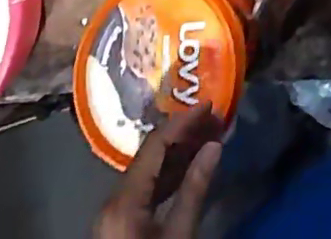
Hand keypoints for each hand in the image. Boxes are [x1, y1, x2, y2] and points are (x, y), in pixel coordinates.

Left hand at [94, 106, 224, 238]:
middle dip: (185, 133)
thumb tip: (215, 144)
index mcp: (124, 201)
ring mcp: (115, 213)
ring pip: (149, 170)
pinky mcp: (121, 225)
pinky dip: (170, 172)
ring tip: (211, 136)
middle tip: (216, 118)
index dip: (183, 121)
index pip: (155, 145)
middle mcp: (114, 200)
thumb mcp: (179, 236)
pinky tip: (193, 165)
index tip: (210, 104)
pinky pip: (146, 187)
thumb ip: (195, 189)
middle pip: (150, 154)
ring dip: (180, 151)